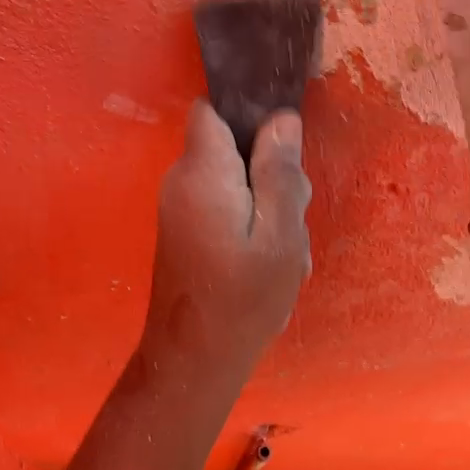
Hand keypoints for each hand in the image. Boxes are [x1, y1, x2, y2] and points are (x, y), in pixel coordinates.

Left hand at [141, 99, 312, 385]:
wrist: (193, 361)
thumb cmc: (243, 298)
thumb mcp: (280, 233)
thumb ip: (280, 172)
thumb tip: (282, 118)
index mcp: (202, 171)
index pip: (211, 109)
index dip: (247, 111)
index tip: (283, 140)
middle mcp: (181, 181)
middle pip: (230, 146)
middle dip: (268, 168)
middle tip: (290, 214)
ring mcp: (179, 208)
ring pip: (233, 179)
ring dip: (264, 203)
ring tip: (283, 248)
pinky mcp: (184, 231)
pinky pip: (223, 205)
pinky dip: (249, 223)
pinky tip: (266, 261)